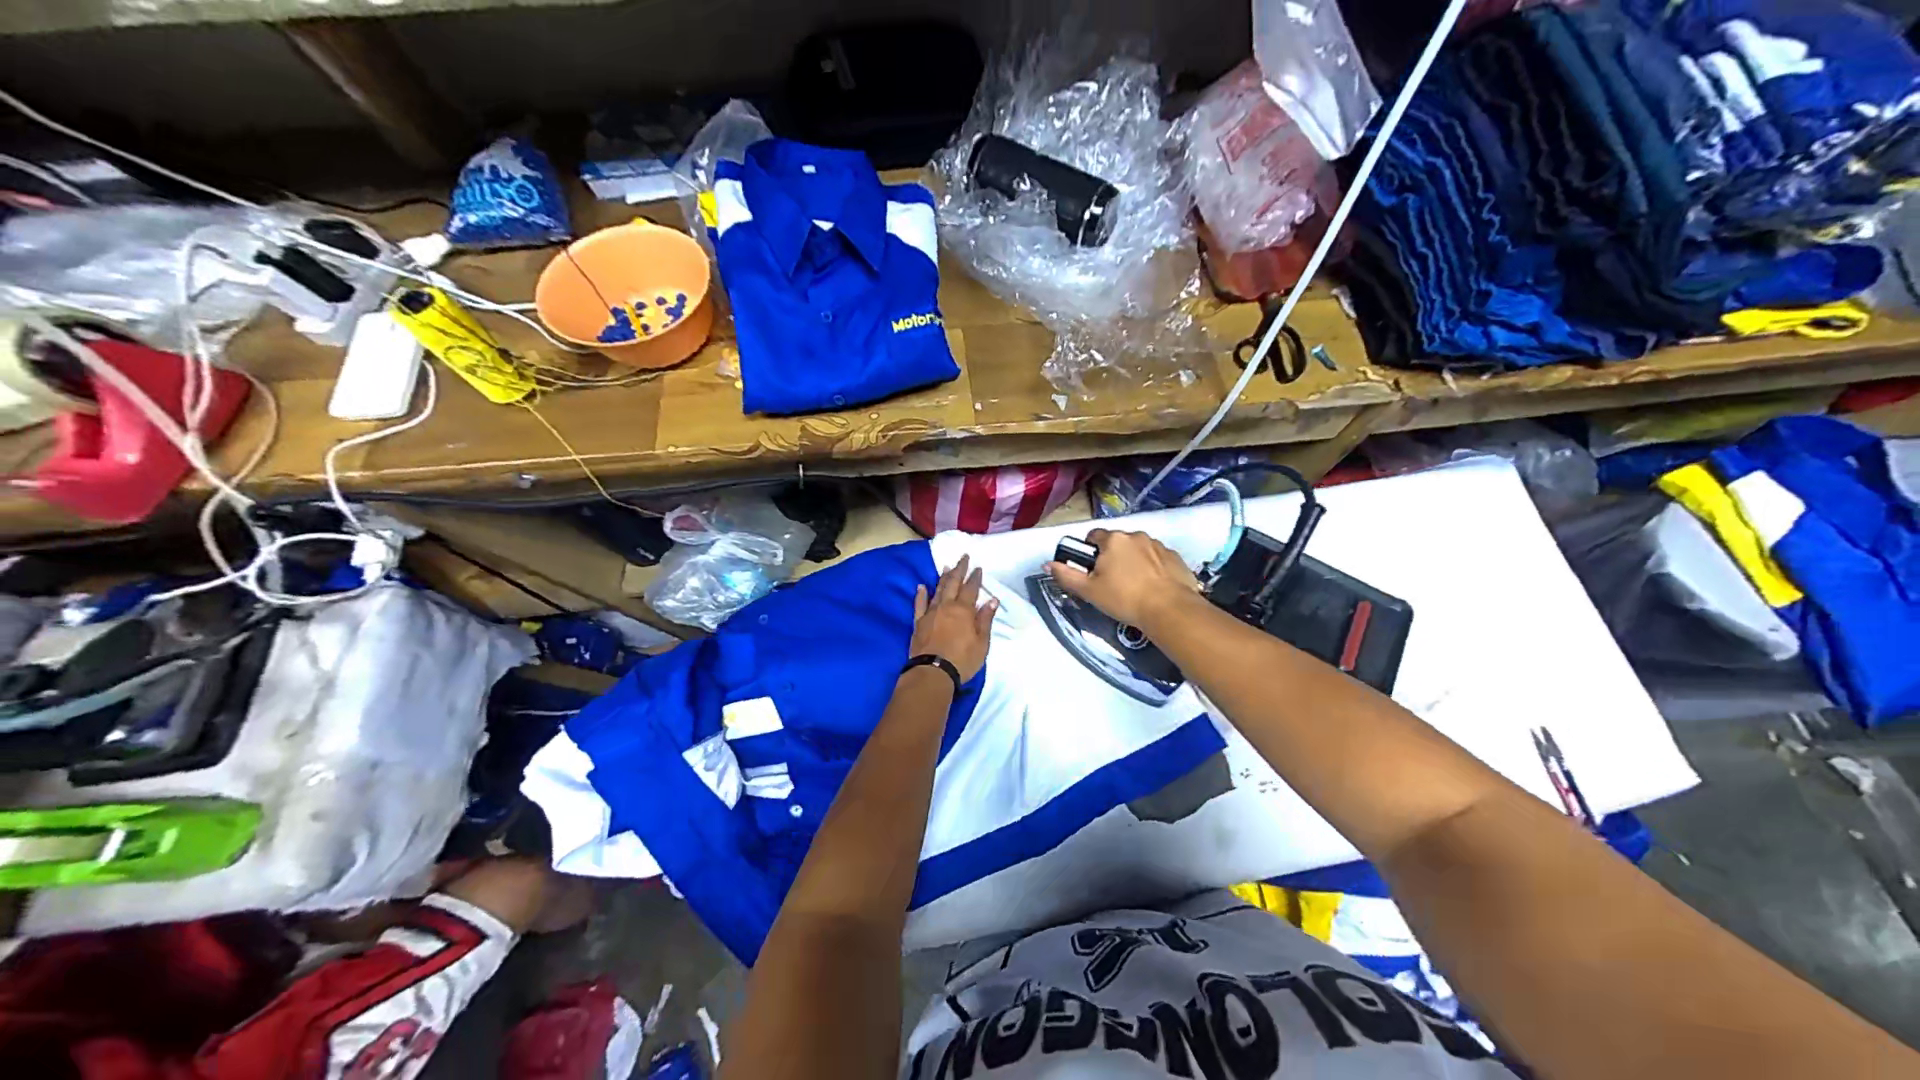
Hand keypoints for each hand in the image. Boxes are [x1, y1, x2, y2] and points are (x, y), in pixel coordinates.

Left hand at [910, 555, 997, 682]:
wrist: (933, 672)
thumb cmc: (962, 659)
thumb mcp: (982, 642)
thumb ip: (985, 619)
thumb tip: (992, 600)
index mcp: (964, 610)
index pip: (971, 589)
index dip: (975, 577)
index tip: (978, 567)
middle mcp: (946, 606)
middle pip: (953, 583)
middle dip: (959, 569)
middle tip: (963, 557)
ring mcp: (930, 613)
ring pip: (937, 590)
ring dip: (942, 577)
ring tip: (946, 567)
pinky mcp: (918, 623)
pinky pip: (919, 604)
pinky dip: (921, 594)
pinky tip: (921, 586)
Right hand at [1045, 529, 1202, 630]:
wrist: (1169, 610)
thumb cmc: (1124, 599)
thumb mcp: (1089, 591)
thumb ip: (1066, 575)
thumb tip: (1048, 564)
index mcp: (1113, 540)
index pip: (1094, 536)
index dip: (1089, 552)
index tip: (1092, 571)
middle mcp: (1136, 535)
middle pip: (1118, 543)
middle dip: (1113, 557)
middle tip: (1111, 582)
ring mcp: (1159, 545)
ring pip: (1139, 550)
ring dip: (1134, 562)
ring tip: (1135, 587)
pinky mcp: (1176, 557)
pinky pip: (1158, 559)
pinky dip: (1154, 569)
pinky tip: (1153, 587)